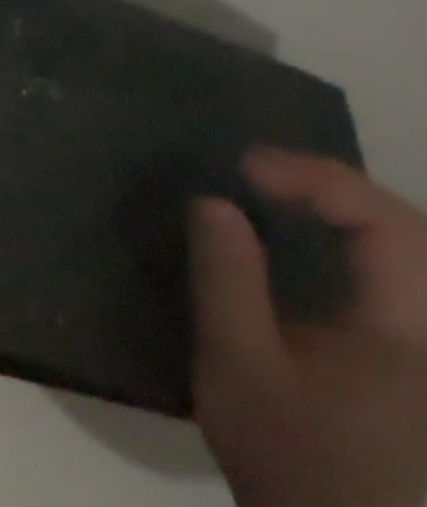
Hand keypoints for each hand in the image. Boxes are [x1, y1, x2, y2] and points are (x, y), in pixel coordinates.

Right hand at [191, 147, 426, 506]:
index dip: (317, 180)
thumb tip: (214, 203)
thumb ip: (227, 281)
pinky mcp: (426, 364)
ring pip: (424, 257)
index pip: (387, 226)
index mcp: (408, 332)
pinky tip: (330, 247)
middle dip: (341, 188)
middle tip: (262, 174)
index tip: (243, 166)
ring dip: (361, 215)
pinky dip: (373, 249)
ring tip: (290, 197)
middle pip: (419, 233)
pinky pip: (414, 284)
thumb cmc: (290, 453)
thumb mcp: (236, 367)